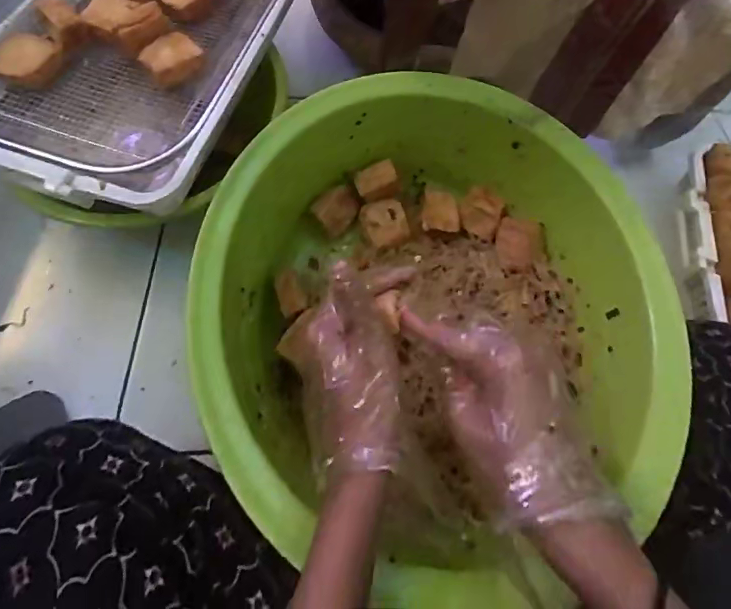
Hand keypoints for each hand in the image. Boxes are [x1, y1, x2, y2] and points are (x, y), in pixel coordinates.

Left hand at [278, 262, 413, 474]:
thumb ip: (357, 304)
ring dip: (377, 311)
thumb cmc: (371, 405)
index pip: (350, 287)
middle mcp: (315, 340)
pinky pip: (354, 341)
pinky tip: (392, 333)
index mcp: (322, 329)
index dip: (383, 277)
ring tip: (405, 302)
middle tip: (412, 284)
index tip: (415, 273)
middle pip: (348, 303)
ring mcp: (322, 360)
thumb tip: (340, 264)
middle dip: (379, 291)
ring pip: (352, 322)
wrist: (361, 467)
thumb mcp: (371, 348)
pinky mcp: (332, 376)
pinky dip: (373, 333)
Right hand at [399, 306, 623, 528]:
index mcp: (501, 357)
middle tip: (419, 330)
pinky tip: (471, 363)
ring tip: (441, 345)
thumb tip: (447, 362)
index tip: (401, 312)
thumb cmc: (505, 465)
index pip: (454, 336)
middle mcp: (522, 346)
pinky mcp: (544, 371)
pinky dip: (487, 354)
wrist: (557, 497)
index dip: (424, 326)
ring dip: (469, 341)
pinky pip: (507, 351)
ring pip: (492, 338)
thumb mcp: (465, 424)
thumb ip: (452, 383)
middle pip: (475, 329)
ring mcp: (537, 357)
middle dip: (448, 330)